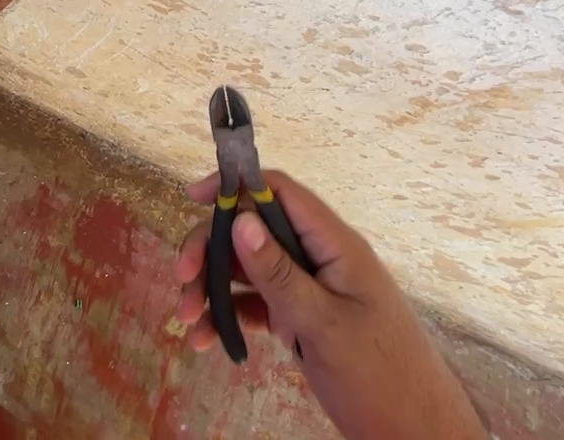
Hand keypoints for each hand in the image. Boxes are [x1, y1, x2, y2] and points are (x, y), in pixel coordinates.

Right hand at [175, 171, 487, 439]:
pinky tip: (207, 339)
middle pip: (252, 231)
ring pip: (248, 268)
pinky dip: (228, 316)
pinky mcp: (301, 320)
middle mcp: (317, 258)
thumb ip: (279, 272)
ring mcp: (308, 289)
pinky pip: (256, 304)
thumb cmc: (381, 378)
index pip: (279, 192)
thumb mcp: (324, 325)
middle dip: (211, 249)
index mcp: (333, 245)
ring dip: (213, 287)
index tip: (194, 196)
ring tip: (189, 320)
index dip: (235, 186)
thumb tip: (239, 218)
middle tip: (182, 277)